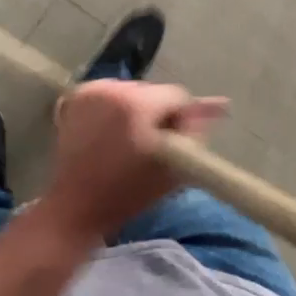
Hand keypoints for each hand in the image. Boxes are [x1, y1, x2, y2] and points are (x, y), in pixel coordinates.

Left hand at [43, 80, 228, 239]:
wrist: (77, 207)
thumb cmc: (129, 194)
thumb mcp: (173, 167)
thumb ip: (196, 132)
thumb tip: (221, 104)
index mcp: (137, 103)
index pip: (177, 96)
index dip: (180, 120)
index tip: (172, 144)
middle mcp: (112, 87)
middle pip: (151, 92)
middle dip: (156, 113)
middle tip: (150, 143)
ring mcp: (90, 91)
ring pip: (129, 91)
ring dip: (134, 109)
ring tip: (129, 140)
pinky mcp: (74, 97)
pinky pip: (107, 94)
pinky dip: (113, 108)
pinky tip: (110, 132)